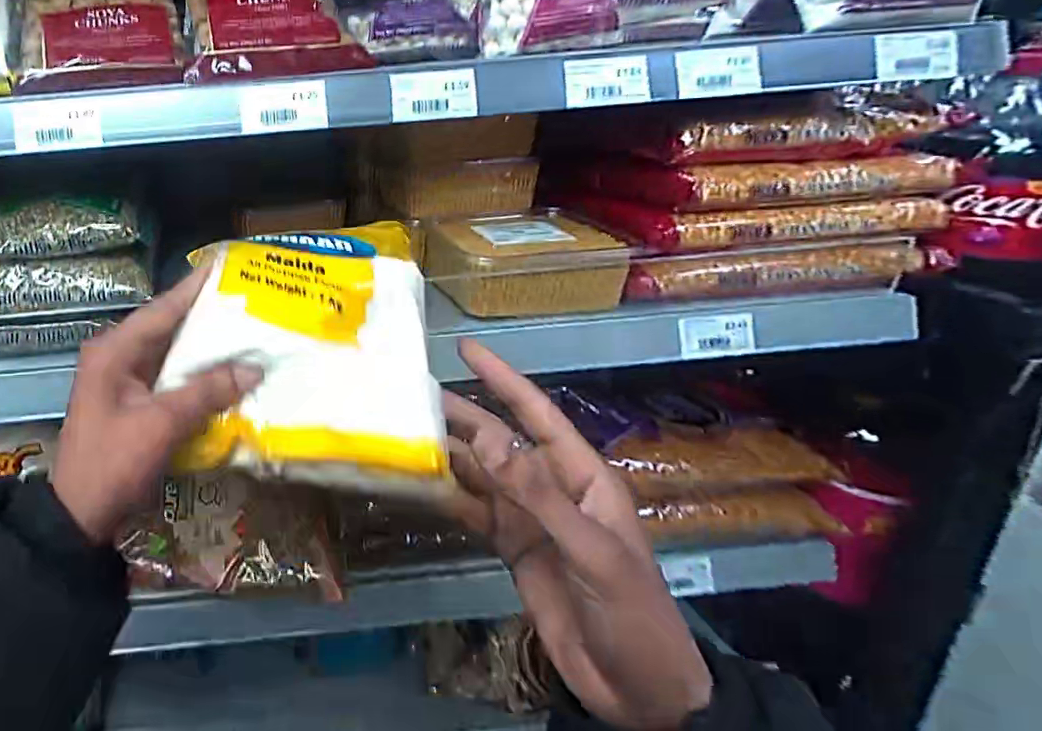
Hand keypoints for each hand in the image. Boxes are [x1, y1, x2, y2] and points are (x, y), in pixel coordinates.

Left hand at [51, 265, 260, 543]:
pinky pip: (168, 377)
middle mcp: (116, 356)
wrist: (78, 516)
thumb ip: (206, 392)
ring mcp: (122, 379)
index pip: (161, 310)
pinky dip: (194, 374)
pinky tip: (224, 371)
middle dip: (205, 316)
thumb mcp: (161, 425)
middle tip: (246, 299)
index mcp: (114, 350)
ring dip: (202, 347)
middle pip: (167, 327)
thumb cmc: (113, 463)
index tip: (223, 266)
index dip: (193, 289)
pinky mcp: (131, 400)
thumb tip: (252, 368)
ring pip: (169, 353)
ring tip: (244, 329)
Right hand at [441, 339, 712, 730]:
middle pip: (496, 439)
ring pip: (477, 472)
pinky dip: (445, 495)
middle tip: (410, 394)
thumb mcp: (591, 551)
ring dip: (445, 453)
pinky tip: (417, 483)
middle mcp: (548, 486)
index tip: (466, 349)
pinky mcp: (508, 544)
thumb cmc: (632, 613)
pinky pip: (470, 509)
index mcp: (580, 477)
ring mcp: (526, 515)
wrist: (638, 692)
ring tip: (403, 432)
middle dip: (457, 415)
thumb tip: (486, 437)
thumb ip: (536, 494)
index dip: (503, 379)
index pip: (536, 414)